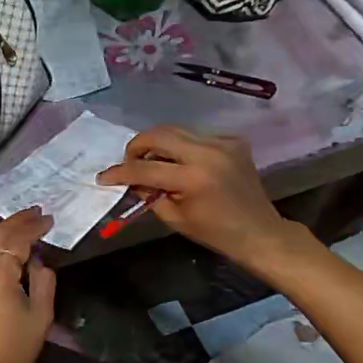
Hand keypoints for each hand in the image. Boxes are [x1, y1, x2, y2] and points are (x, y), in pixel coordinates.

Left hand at [0, 207, 56, 362]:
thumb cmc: (17, 347)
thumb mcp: (41, 314)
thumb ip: (43, 281)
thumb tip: (39, 262)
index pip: (16, 240)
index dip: (33, 227)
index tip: (49, 218)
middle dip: (17, 221)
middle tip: (37, 211)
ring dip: (8, 232)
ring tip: (29, 223)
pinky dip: (2, 247)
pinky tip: (16, 247)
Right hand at [96, 127, 313, 271]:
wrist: (259, 231)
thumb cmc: (214, 232)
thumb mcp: (174, 218)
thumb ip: (149, 195)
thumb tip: (132, 181)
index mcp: (193, 178)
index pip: (145, 168)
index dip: (120, 172)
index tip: (103, 176)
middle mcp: (208, 152)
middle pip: (158, 134)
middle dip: (136, 146)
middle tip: (129, 162)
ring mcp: (223, 143)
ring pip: (175, 131)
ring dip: (157, 144)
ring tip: (151, 162)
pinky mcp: (232, 140)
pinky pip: (195, 135)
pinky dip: (181, 147)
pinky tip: (181, 163)